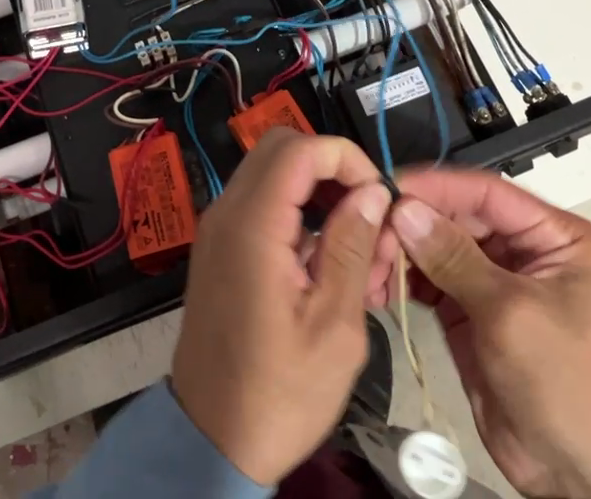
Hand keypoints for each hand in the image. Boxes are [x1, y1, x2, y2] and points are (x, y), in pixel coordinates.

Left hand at [170, 128, 394, 485]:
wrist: (211, 441)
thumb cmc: (279, 394)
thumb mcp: (335, 326)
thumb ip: (352, 247)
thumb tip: (371, 192)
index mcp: (251, 227)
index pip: (300, 148)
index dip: (346, 158)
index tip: (379, 198)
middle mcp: (225, 215)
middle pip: (281, 149)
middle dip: (332, 170)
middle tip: (369, 217)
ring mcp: (217, 231)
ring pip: (272, 175)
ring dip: (317, 193)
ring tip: (359, 250)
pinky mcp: (219, 251)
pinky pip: (260, 206)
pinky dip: (297, 215)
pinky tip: (329, 265)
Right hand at [391, 169, 590, 498]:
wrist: (579, 476)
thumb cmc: (569, 387)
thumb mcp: (512, 313)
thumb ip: (455, 258)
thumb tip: (406, 209)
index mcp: (555, 238)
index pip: (486, 194)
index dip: (436, 188)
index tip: (388, 189)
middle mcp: (524, 252)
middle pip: (456, 218)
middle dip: (411, 225)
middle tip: (369, 235)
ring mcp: (494, 283)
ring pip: (436, 248)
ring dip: (401, 253)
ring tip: (368, 265)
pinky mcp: (469, 314)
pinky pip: (429, 283)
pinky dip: (402, 282)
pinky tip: (377, 285)